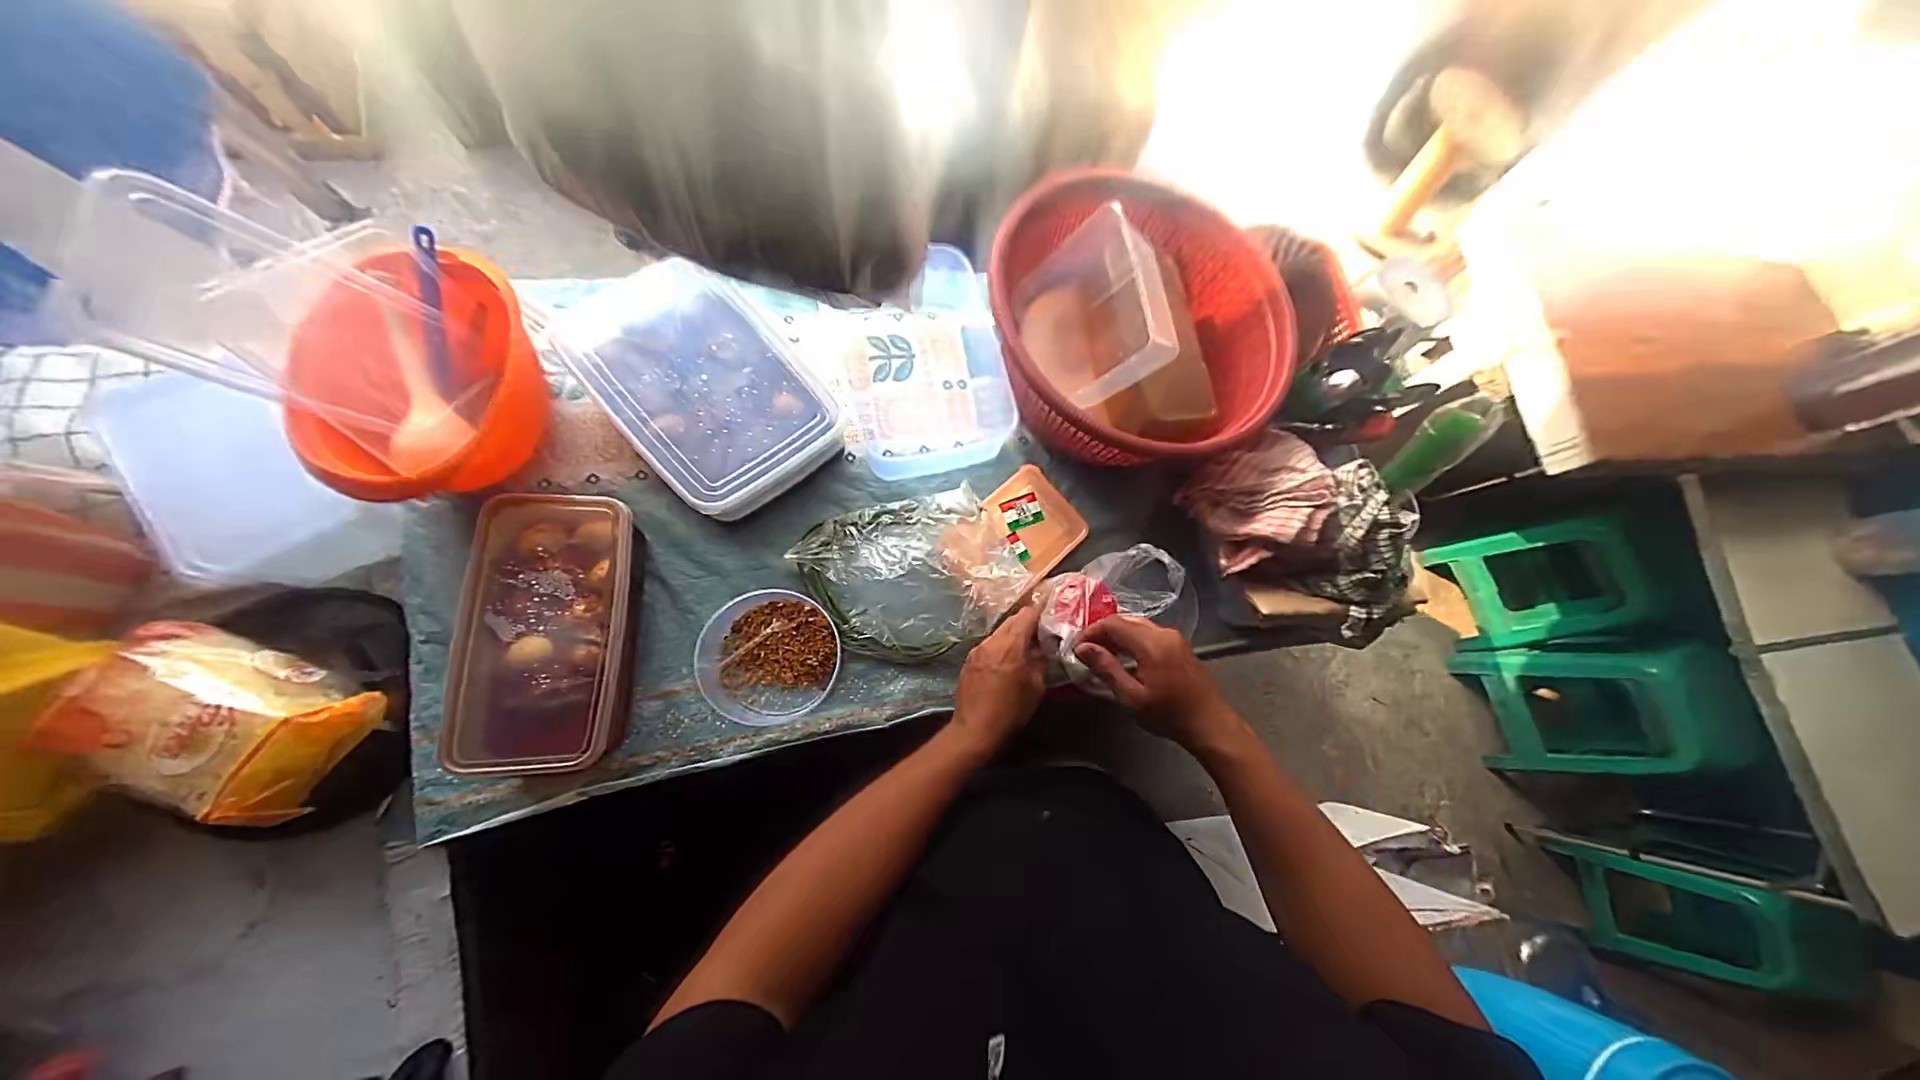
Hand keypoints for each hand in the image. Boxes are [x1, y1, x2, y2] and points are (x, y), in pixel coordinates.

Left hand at [951, 604, 1045, 752]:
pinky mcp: (969, 660)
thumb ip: (1041, 660)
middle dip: (1027, 624)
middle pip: (1012, 620)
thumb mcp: (1036, 686)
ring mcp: (977, 649)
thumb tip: (1043, 647)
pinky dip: (1000, 647)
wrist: (975, 729)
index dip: (1040, 613)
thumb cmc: (1011, 710)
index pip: (1026, 614)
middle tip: (1040, 636)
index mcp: (1011, 645)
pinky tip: (1006, 663)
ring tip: (1024, 651)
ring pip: (999, 632)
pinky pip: (989, 645)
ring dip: (1013, 636)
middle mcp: (991, 641)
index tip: (1050, 619)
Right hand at [1075, 616, 1245, 751]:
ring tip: (1102, 655)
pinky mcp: (1180, 645)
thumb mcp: (1132, 696)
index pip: (1112, 624)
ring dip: (1117, 636)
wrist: (1210, 724)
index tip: (1077, 648)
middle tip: (1086, 651)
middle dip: (1102, 633)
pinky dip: (1132, 640)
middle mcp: (1164, 633)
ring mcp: (1174, 638)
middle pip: (1125, 621)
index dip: (1090, 632)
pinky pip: (1149, 633)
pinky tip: (1124, 657)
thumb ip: (1107, 668)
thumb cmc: (1169, 715)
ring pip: (1137, 625)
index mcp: (1152, 643)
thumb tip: (1083, 648)